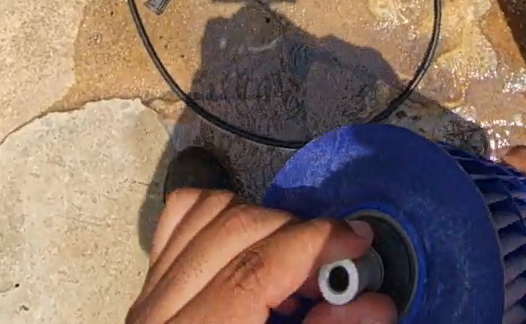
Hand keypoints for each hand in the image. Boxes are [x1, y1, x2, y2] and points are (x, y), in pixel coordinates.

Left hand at [128, 188, 398, 323]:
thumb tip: (376, 302)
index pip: (255, 268)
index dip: (315, 245)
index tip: (359, 241)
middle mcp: (158, 314)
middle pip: (236, 229)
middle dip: (299, 232)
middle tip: (337, 264)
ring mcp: (148, 297)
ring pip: (208, 212)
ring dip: (265, 221)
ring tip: (297, 264)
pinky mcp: (150, 289)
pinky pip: (183, 217)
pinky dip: (224, 212)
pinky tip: (254, 242)